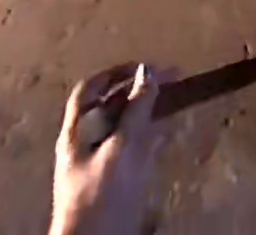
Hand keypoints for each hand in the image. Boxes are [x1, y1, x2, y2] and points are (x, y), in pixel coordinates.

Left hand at [51, 63, 165, 234]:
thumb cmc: (100, 191)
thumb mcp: (121, 145)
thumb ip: (136, 107)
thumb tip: (149, 70)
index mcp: (78, 131)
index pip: (91, 89)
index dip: (115, 72)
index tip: (146, 65)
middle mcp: (89, 139)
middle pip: (112, 102)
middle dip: (141, 84)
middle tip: (173, 74)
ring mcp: (104, 156)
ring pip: (127, 119)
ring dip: (151, 103)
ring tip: (177, 92)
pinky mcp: (119, 171)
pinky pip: (137, 139)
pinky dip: (154, 125)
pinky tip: (172, 121)